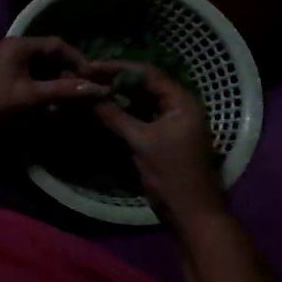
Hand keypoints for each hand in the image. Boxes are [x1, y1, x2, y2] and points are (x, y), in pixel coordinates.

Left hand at [0, 37, 106, 134]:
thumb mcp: (30, 97)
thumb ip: (64, 91)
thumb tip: (99, 88)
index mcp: (19, 46)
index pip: (58, 45)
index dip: (79, 61)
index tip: (96, 81)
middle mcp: (14, 52)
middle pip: (51, 59)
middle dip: (71, 76)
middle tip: (91, 95)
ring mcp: (7, 68)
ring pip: (43, 73)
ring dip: (59, 87)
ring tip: (78, 104)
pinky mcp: (4, 85)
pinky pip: (32, 84)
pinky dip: (46, 94)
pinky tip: (57, 109)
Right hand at [91, 63, 225, 227]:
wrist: (192, 214)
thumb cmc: (172, 175)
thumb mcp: (141, 143)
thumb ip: (115, 117)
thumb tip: (90, 96)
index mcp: (182, 101)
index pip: (148, 73)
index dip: (118, 68)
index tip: (91, 66)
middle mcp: (180, 105)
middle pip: (146, 84)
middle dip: (117, 80)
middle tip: (88, 76)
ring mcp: (174, 121)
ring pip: (143, 100)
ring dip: (120, 95)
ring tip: (93, 89)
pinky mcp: (166, 135)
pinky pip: (143, 115)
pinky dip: (125, 111)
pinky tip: (105, 109)